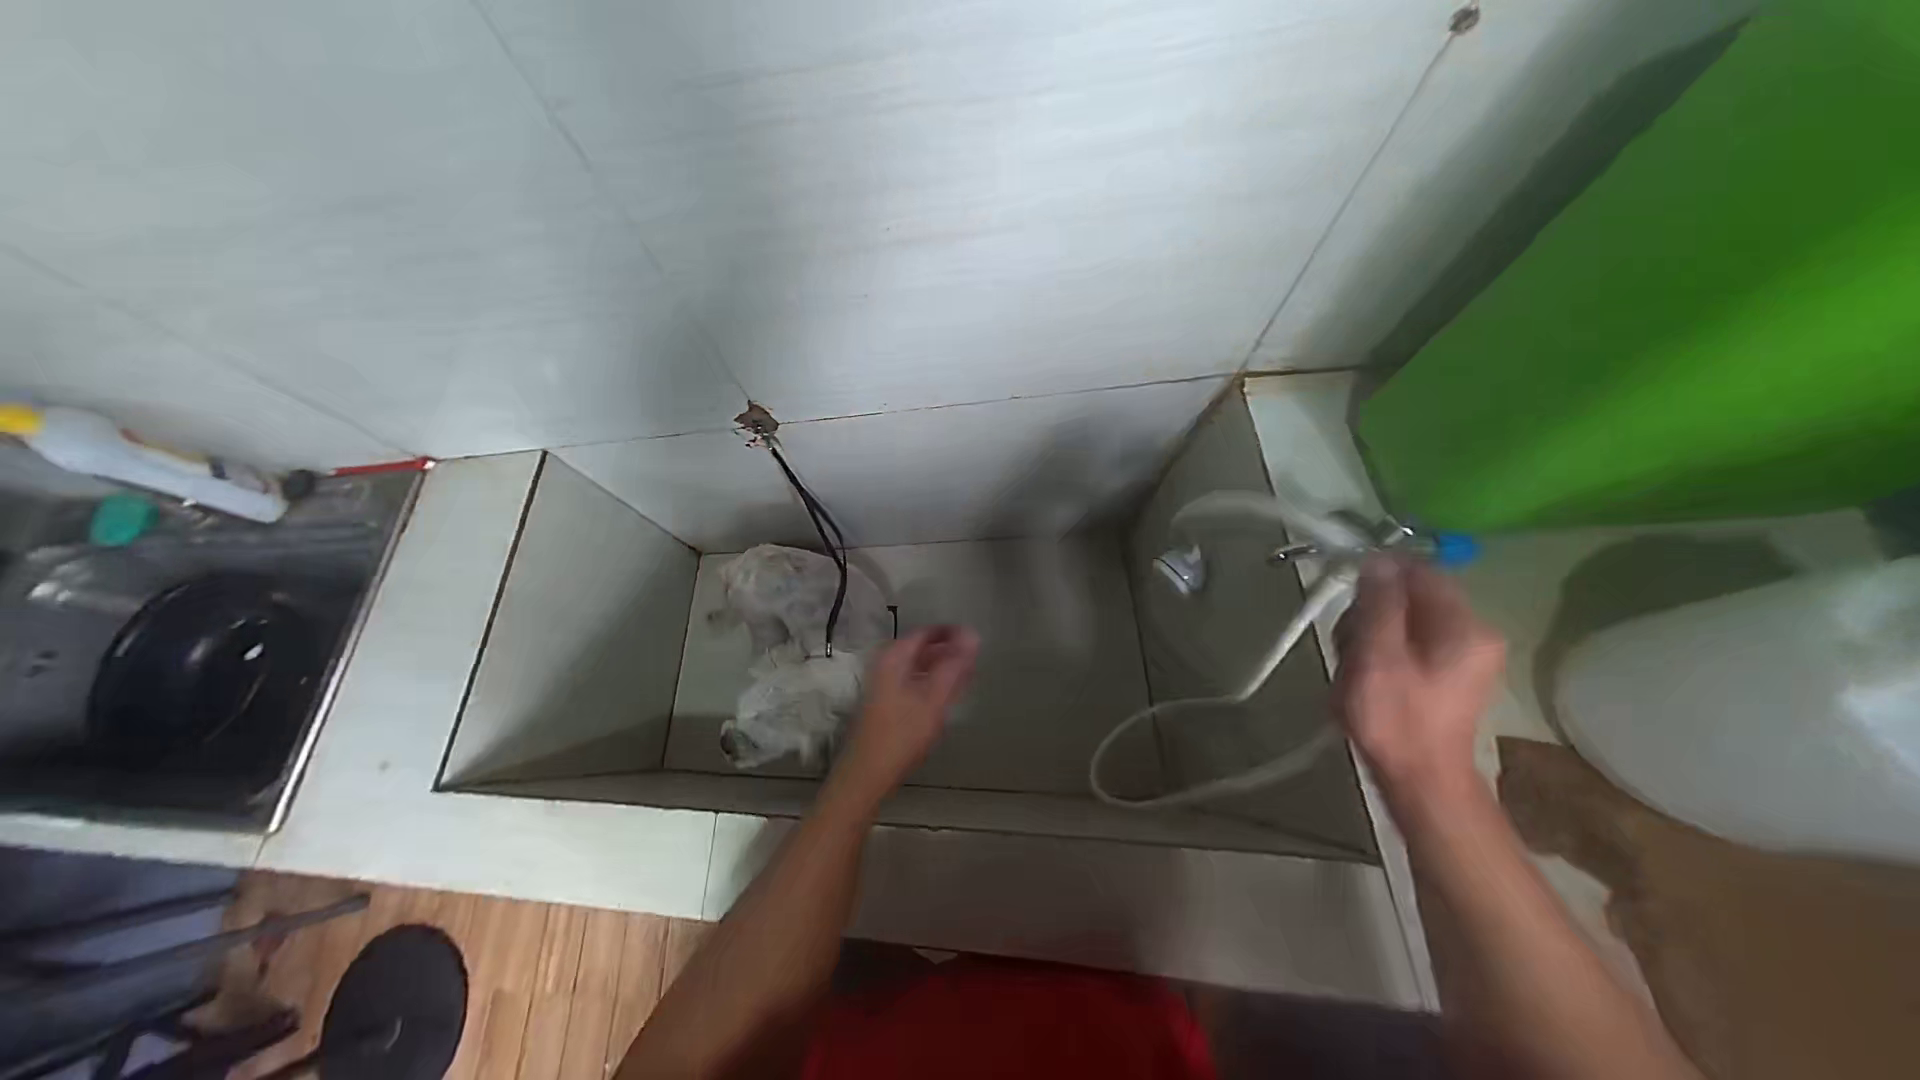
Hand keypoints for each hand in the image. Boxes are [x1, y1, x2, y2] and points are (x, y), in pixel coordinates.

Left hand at [834, 626, 979, 802]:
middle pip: (921, 649)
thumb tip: (972, 635)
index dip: (951, 633)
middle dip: (947, 651)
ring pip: (917, 667)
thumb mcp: (934, 698)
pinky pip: (913, 682)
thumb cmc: (903, 733)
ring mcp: (884, 685)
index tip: (974, 639)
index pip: (926, 633)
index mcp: (894, 658)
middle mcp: (886, 665)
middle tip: (974, 659)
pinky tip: (946, 696)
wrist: (868, 773)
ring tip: (966, 677)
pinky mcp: (885, 703)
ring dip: (941, 668)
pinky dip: (931, 683)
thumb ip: (954, 666)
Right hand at [1334, 557, 1504, 811]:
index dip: (1380, 575)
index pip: (1421, 571)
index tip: (1347, 597)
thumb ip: (1377, 604)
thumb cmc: (1395, 718)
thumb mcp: (1377, 656)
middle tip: (1348, 648)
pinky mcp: (1449, 671)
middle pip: (1410, 596)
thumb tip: (1377, 559)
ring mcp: (1464, 653)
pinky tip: (1366, 676)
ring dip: (1369, 635)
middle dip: (1370, 614)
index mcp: (1464, 625)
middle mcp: (1474, 632)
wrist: (1420, 779)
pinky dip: (1380, 652)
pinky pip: (1408, 642)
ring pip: (1404, 619)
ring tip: (1353, 669)